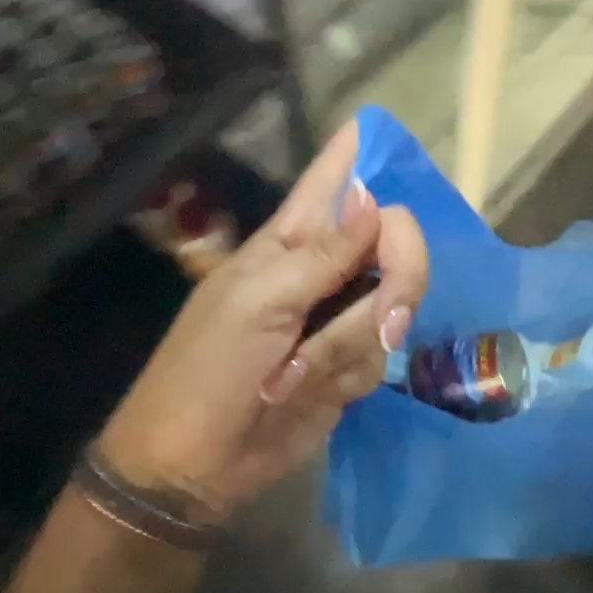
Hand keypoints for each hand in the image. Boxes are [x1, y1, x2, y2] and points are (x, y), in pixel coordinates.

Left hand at [96, 123, 427, 518]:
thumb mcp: (259, 304)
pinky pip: (385, 350)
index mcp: (292, 239)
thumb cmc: (206, 370)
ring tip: (302, 373)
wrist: (193, 467)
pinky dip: (351, 374)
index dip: (359, 151)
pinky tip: (312, 391)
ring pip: (397, 297)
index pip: (334, 178)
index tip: (383, 124)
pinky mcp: (354, 361)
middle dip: (399, 273)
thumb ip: (325, 255)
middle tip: (391, 312)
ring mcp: (343, 315)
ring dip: (356, 342)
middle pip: (394, 237)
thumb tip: (375, 199)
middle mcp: (326, 267)